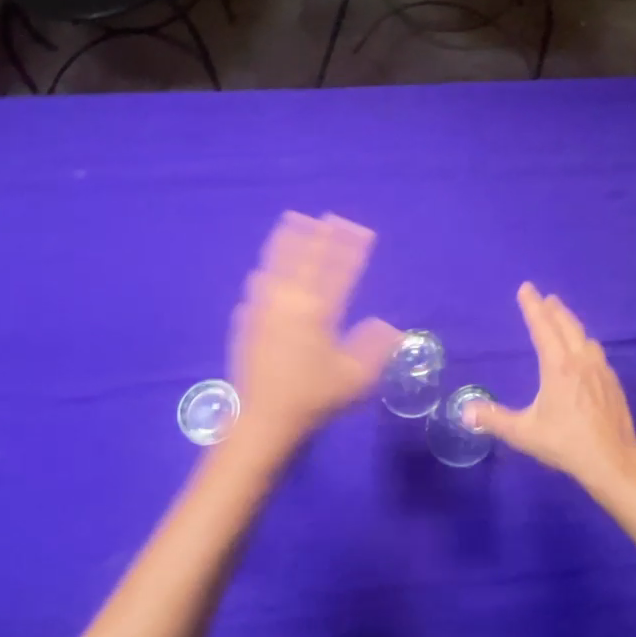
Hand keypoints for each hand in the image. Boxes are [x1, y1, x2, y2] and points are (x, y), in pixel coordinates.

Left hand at [227, 212, 401, 459]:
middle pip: (305, 259)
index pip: (340, 270)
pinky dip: (265, 273)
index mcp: (320, 312)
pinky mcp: (246, 323)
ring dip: (287, 241)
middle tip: (327, 217)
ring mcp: (264, 310)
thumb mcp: (356, 377)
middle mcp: (290, 302)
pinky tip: (263, 272)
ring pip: (276, 265)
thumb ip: (375, 347)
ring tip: (292, 221)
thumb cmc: (314, 399)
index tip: (360, 229)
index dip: (351, 248)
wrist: (263, 419)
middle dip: (319, 236)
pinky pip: (256, 289)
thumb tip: (389, 326)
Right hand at [469, 283, 635, 493]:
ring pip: (585, 338)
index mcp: (558, 367)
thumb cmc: (565, 443)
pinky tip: (586, 354)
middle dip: (554, 310)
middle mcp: (581, 361)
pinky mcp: (613, 384)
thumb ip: (493, 419)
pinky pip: (597, 354)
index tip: (526, 288)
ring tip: (564, 321)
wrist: (612, 460)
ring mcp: (601, 371)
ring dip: (572, 325)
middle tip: (545, 297)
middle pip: (567, 326)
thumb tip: (465, 411)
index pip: (543, 328)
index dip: (532, 307)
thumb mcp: (523, 433)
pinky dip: (585, 344)